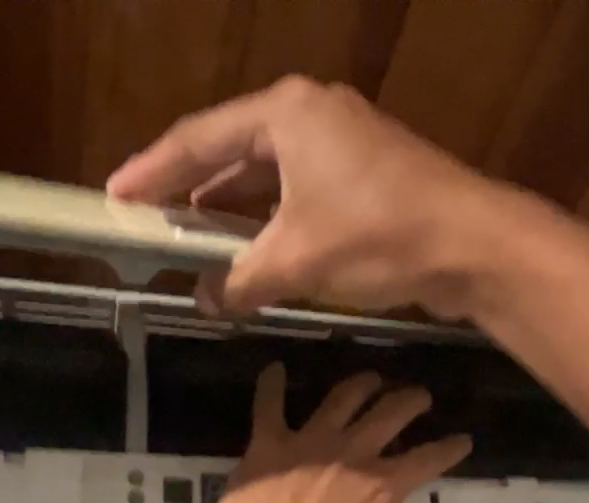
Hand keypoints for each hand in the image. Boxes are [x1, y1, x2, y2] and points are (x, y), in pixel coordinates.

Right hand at [107, 75, 519, 317]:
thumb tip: (205, 300)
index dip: (154, 170)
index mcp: (286, 115)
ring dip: (230, 210)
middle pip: (231, 151)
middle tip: (148, 219)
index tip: (116, 194)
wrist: (472, 245)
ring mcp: (340, 144)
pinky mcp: (361, 176)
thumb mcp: (296, 260)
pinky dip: (267, 221)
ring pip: (265, 175)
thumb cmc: (378, 235)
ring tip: (189, 239)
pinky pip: (295, 193)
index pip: (200, 139)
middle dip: (190, 190)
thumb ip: (240, 280)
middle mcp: (310, 117)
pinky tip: (249, 249)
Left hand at [202, 364, 472, 502]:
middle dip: (410, 401)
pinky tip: (274, 369)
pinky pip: (269, 406)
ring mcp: (307, 445)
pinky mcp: (267, 448)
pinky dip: (271, 385)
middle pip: (389, 415)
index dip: (449, 449)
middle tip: (419, 396)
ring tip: (370, 379)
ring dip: (360, 385)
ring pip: (340, 400)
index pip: (428, 459)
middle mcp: (351, 454)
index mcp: (384, 486)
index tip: (462, 440)